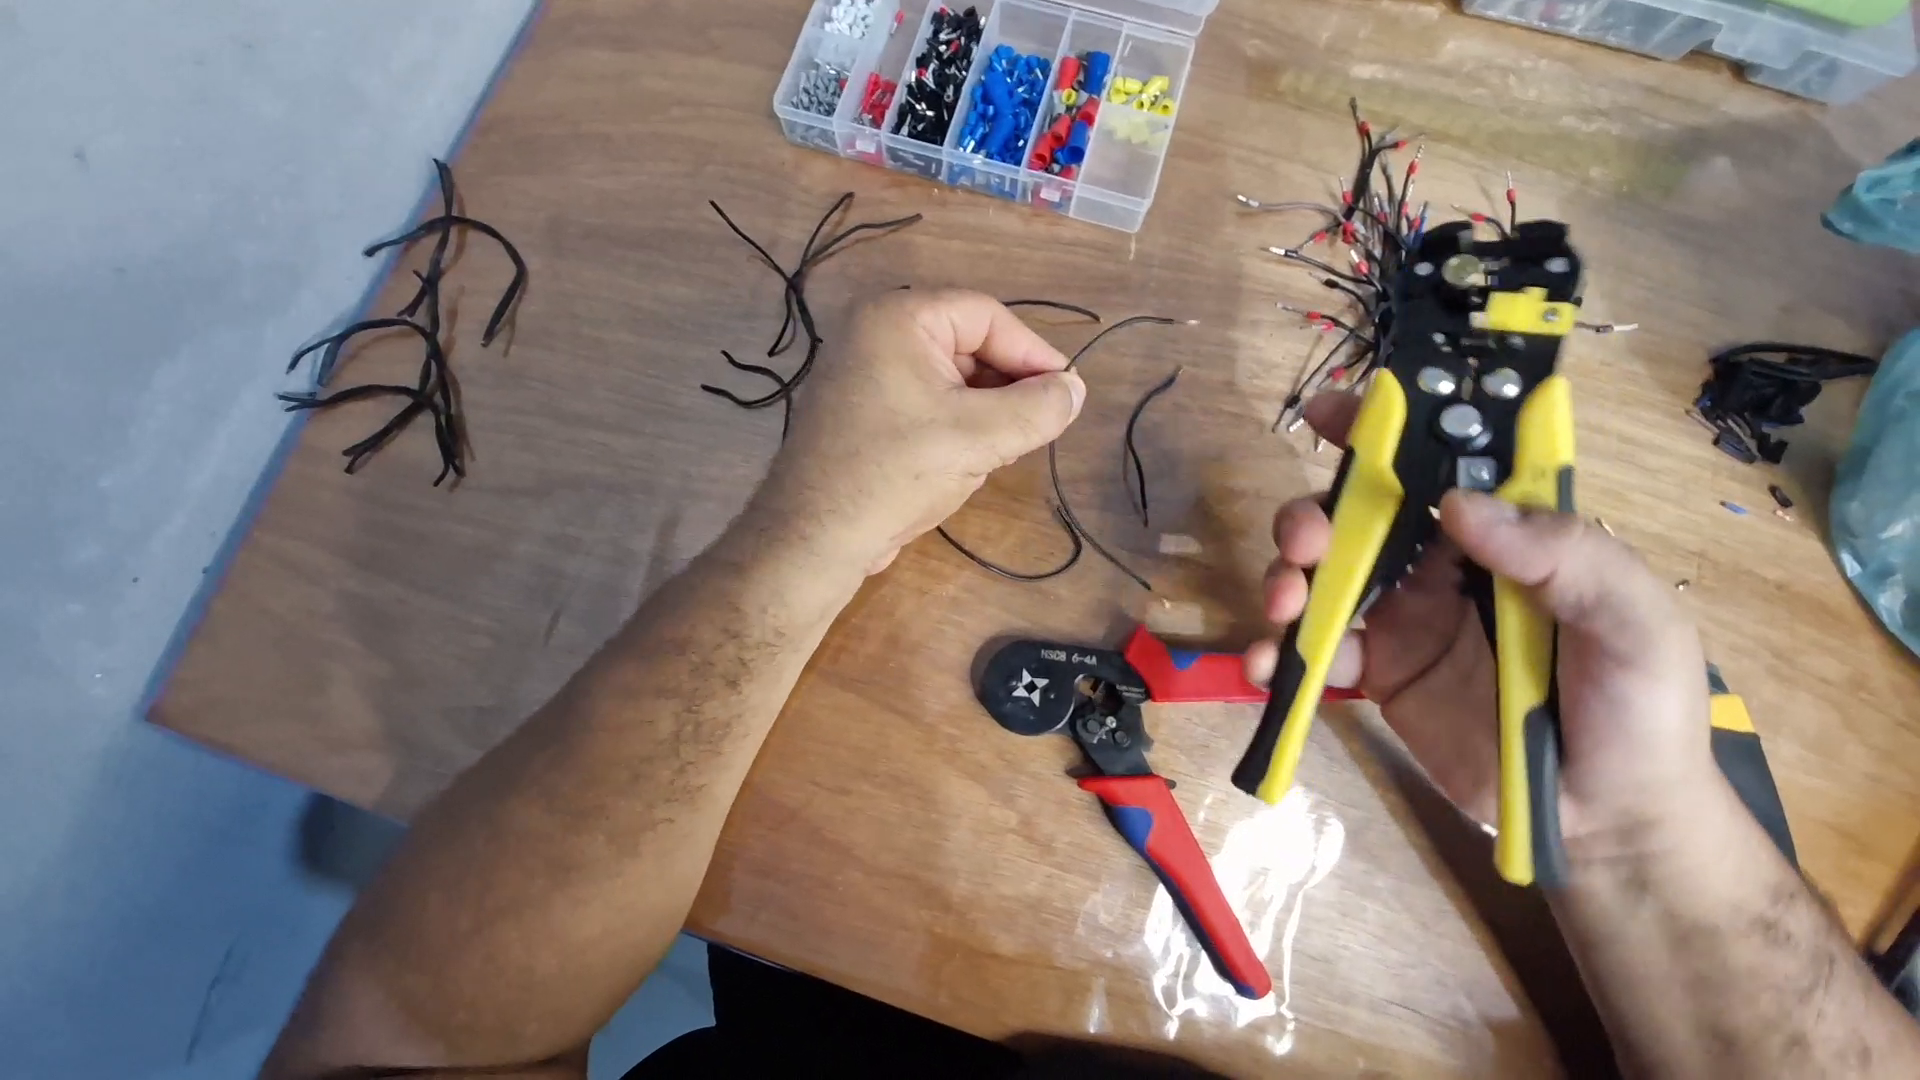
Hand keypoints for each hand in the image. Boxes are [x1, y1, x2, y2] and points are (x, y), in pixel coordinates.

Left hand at [751, 290, 1085, 575]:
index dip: (1032, 352)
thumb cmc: (895, 473)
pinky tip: (965, 462)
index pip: (987, 315)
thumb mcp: (979, 438)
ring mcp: (864, 374)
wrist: (814, 537)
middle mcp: (875, 333)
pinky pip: (926, 403)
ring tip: (999, 451)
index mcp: (898, 318)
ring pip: (950, 379)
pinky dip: (955, 426)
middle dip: (1007, 387)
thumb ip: (1038, 408)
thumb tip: (1074, 389)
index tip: (1065, 393)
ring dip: (984, 412)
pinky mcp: (863, 411)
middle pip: (968, 344)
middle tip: (1035, 427)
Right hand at [1244, 392, 1723, 854]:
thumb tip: (1457, 505)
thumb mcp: (1635, 622)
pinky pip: (1313, 651)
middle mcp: (1438, 567)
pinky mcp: (1373, 673)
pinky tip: (1267, 668)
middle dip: (1311, 518)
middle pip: (1353, 518)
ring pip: (1319, 576)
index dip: (1380, 431)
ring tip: (1282, 608)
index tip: (1329, 412)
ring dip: (1285, 578)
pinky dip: (1279, 653)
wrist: (1606, 820)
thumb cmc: (1637, 710)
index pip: (1435, 467)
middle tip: (1305, 546)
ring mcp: (1398, 619)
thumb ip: (1564, 556)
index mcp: (1500, 538)